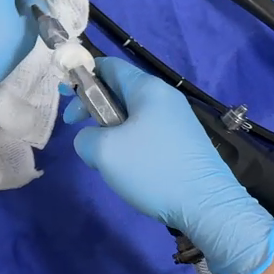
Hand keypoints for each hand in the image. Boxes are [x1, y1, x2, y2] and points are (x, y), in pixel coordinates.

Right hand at [65, 57, 273, 273]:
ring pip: (131, 114)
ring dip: (110, 129)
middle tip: (77, 128)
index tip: (66, 97)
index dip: (82, 76)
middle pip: (119, 90)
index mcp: (148, 89)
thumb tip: (92, 139)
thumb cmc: (153, 169)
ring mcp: (178, 120)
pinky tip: (126, 166)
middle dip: (93, 106)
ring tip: (103, 155)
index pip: (109, 66)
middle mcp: (165, 98)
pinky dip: (129, 142)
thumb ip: (85, 136)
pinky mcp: (184, 143)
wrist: (207, 207)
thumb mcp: (104, 151)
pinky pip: (147, 132)